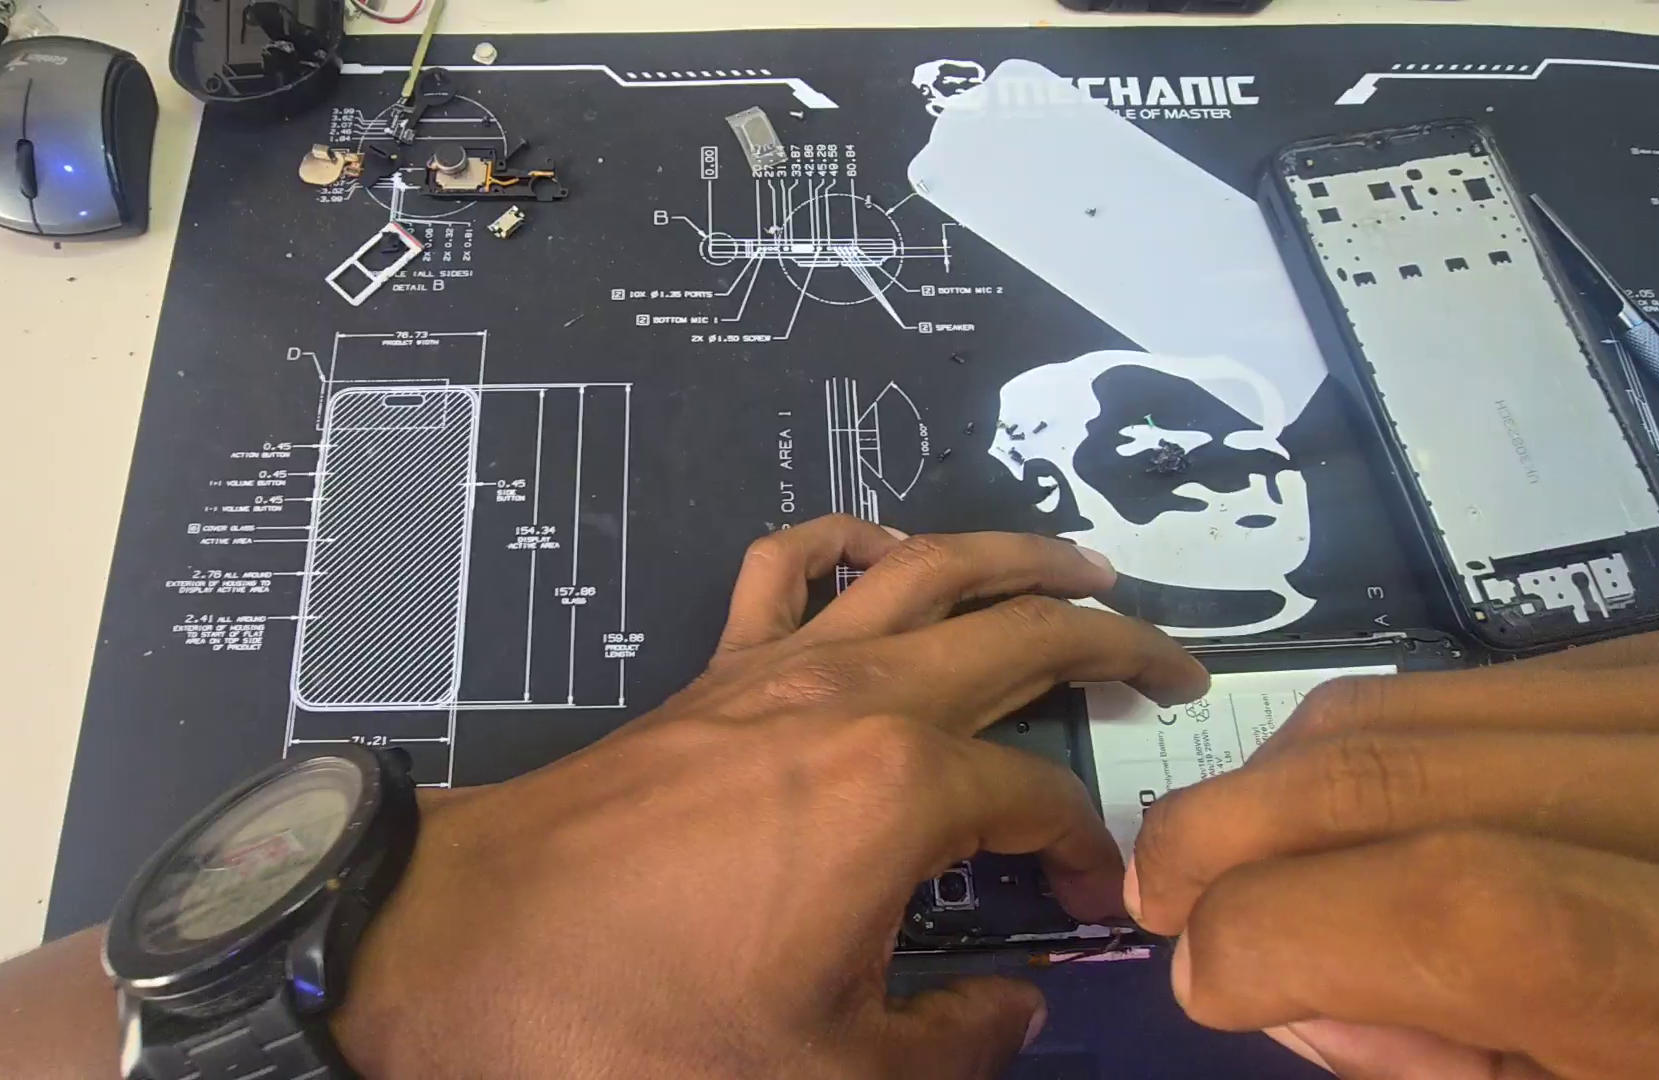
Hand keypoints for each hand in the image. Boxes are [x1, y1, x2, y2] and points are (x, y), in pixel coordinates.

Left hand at [333, 515, 1207, 1079]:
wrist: (487, 936)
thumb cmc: (649, 1015)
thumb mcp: (829, 1068)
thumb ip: (951, 1038)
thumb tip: (1014, 1003)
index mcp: (902, 789)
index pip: (1038, 801)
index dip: (1086, 850)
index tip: (1092, 894)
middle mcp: (861, 692)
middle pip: (1019, 634)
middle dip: (1114, 645)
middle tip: (1170, 666)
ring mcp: (786, 657)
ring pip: (924, 566)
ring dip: (1010, 557)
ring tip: (1077, 566)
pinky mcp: (724, 657)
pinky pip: (788, 564)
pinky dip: (843, 542)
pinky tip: (883, 553)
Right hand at [1124, 630, 1658, 1079]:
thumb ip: (1441, 1066)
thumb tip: (1271, 984)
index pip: (1475, 909)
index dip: (1284, 940)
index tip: (1203, 981)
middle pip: (1392, 771)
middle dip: (1223, 833)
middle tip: (1157, 891)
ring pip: (1387, 710)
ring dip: (1264, 787)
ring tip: (1231, 852)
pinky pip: (1433, 688)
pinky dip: (1339, 751)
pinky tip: (1329, 813)